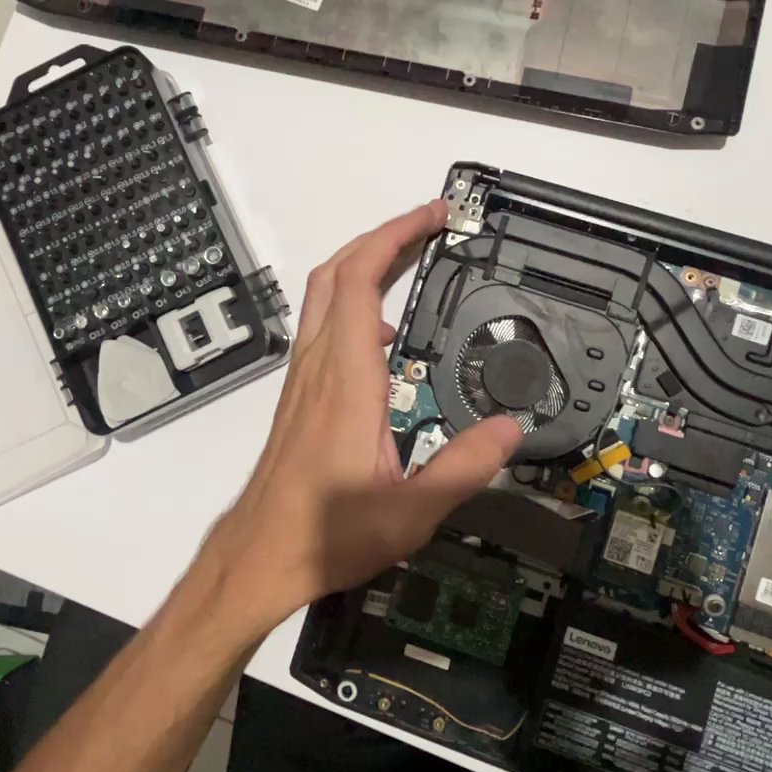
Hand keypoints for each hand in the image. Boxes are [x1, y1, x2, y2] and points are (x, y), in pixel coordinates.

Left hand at [200, 200, 522, 624]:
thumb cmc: (327, 534)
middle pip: (336, 272)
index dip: (394, 235)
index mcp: (346, 378)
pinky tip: (389, 341)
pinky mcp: (299, 395)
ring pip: (325, 295)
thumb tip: (511, 428)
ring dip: (364, 265)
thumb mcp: (411, 510)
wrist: (259, 555)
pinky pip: (325, 327)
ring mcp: (303, 378)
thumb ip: (464, 468)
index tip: (433, 215)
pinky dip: (355, 304)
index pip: (361, 280)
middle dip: (381, 236)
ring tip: (414, 265)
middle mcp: (318, 364)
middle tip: (429, 226)